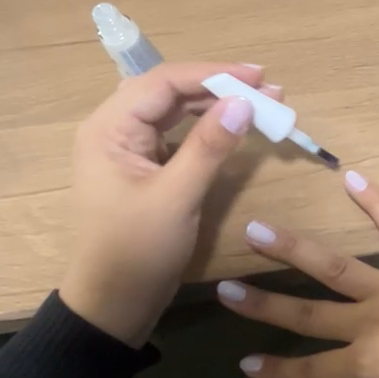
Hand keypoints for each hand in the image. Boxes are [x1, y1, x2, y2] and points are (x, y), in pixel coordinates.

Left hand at [58, 62, 263, 345]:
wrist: (115, 302)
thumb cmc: (138, 251)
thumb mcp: (177, 197)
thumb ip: (209, 147)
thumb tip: (243, 103)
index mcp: (110, 129)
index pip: (164, 83)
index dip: (213, 75)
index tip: (258, 76)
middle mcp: (115, 130)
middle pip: (169, 92)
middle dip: (219, 87)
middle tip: (269, 89)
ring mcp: (129, 151)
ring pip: (175, 112)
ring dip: (216, 106)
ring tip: (261, 104)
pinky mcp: (144, 170)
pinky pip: (177, 136)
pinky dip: (207, 129)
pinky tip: (233, 127)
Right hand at [216, 172, 378, 377]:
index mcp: (370, 365)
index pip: (312, 371)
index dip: (277, 371)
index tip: (246, 363)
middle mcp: (373, 324)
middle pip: (309, 314)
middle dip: (264, 305)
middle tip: (224, 288)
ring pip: (338, 266)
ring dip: (295, 248)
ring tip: (258, 228)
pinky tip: (353, 178)